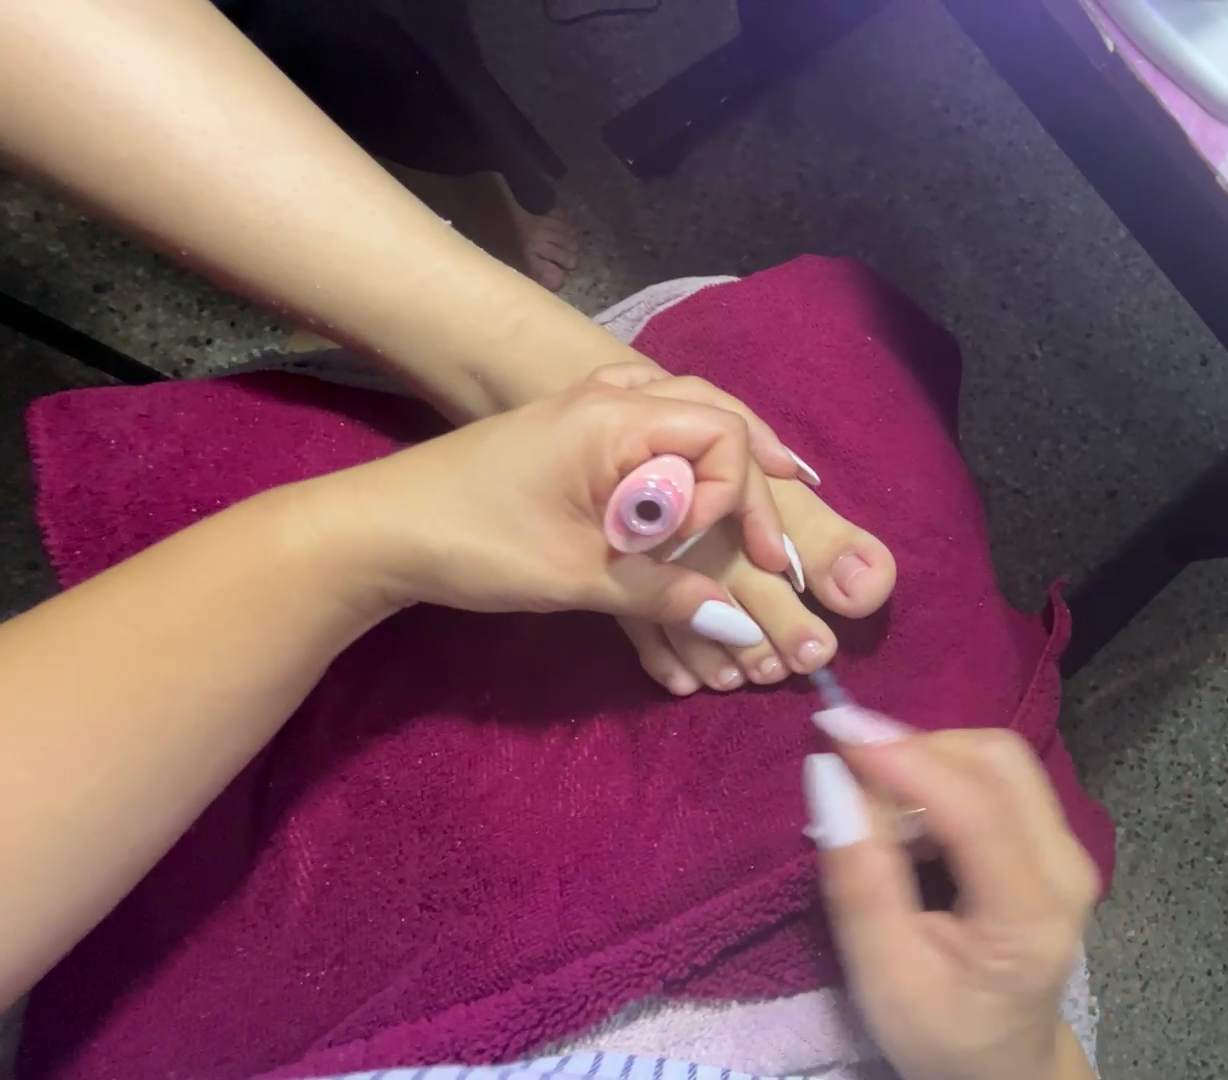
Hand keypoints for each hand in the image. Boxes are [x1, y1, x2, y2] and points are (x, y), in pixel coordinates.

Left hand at [291, 374, 799, 634]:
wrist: (373, 531)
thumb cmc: (474, 543)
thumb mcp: (578, 576)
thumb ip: (664, 593)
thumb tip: (737, 622)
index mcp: (615, 418)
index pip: (721, 436)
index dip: (733, 495)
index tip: (703, 547)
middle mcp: (613, 396)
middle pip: (718, 414)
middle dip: (754, 473)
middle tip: (773, 536)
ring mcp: (594, 406)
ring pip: (691, 406)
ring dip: (734, 447)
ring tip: (777, 476)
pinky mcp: (579, 429)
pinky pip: (658, 416)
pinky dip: (694, 440)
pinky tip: (702, 462)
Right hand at [806, 714, 1099, 1079]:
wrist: (1005, 1062)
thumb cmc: (941, 1033)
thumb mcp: (883, 978)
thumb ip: (859, 880)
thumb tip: (830, 778)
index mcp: (1029, 916)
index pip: (975, 809)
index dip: (906, 758)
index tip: (838, 728)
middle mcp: (1066, 865)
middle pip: (997, 761)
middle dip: (919, 747)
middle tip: (853, 761)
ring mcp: (1069, 845)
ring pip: (1000, 757)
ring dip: (931, 756)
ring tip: (877, 792)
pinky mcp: (1055, 836)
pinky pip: (1001, 774)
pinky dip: (946, 772)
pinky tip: (910, 808)